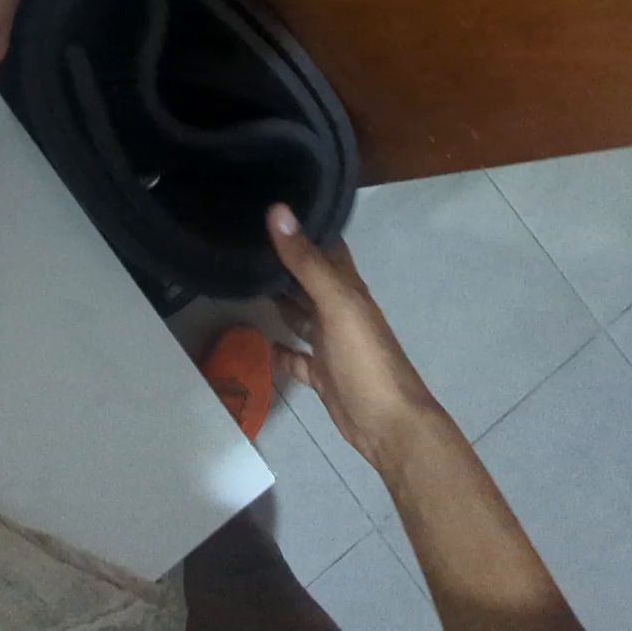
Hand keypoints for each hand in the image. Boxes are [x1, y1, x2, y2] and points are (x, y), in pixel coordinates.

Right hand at [268, 204, 442, 467]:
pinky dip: (281, 349)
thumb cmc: (365, 358)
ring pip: (300, 314)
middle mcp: (338, 309)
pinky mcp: (321, 373)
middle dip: (283, 263)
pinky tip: (260, 342)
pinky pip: (297, 356)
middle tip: (244, 242)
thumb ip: (306, 262)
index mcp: (346, 288)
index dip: (302, 227)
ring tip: (243, 282)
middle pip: (307, 279)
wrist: (388, 425)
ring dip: (279, 302)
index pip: (324, 247)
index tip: (269, 206)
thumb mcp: (336, 304)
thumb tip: (278, 210)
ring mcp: (330, 342)